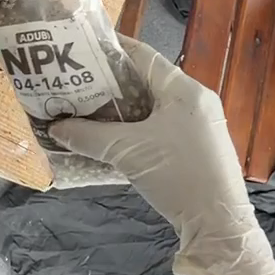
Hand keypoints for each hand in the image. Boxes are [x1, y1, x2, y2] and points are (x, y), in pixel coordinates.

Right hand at [48, 38, 274, 274]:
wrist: (219, 227)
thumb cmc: (177, 175)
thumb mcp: (125, 152)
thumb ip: (87, 136)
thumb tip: (55, 128)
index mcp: (183, 90)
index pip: (142, 55)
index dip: (111, 49)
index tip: (81, 48)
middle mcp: (194, 100)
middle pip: (145, 80)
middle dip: (109, 82)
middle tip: (76, 82)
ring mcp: (198, 125)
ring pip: (151, 105)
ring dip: (120, 108)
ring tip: (86, 109)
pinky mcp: (197, 148)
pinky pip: (159, 126)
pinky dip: (134, 127)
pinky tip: (110, 137)